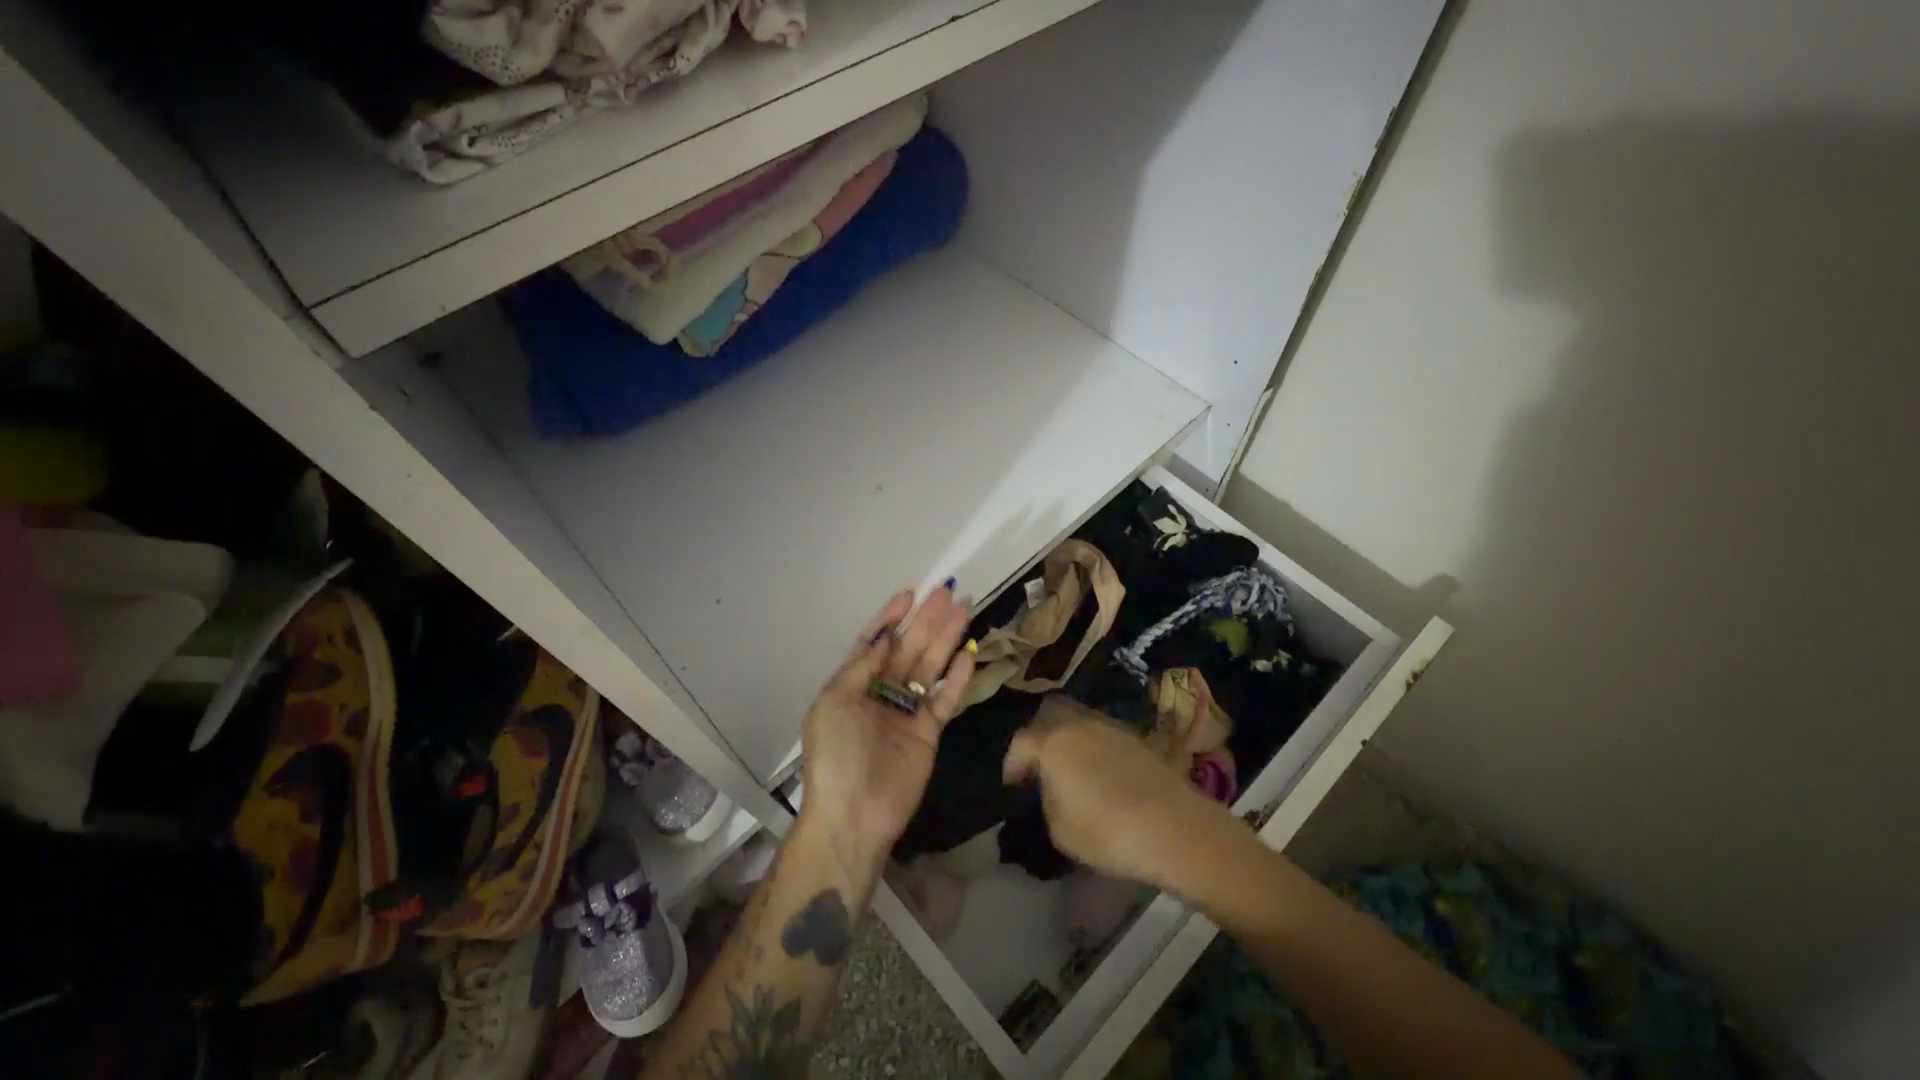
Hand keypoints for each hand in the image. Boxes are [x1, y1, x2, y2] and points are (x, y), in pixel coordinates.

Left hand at [799, 587, 973, 875]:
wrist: (854, 814)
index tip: (911, 594)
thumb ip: (862, 667)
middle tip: (948, 593)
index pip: (874, 643)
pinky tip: (968, 654)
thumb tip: (884, 636)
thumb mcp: (836, 702)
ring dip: (945, 640)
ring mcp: (905, 714)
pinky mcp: (929, 733)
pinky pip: (945, 699)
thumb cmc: (837, 755)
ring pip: (929, 668)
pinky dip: (957, 678)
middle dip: (926, 622)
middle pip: (907, 650)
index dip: (891, 618)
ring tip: (963, 611)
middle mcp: (879, 695)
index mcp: (852, 686)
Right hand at [1003, 697, 1236, 890]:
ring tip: (1071, 766)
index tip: (1011, 783)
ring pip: (1082, 721)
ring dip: (1071, 738)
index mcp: (1053, 742)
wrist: (1174, 828)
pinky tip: (1100, 772)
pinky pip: (1106, 735)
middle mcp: (1081, 725)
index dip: (1013, 762)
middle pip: (1052, 713)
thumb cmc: (1106, 830)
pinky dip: (1096, 747)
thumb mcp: (1059, 828)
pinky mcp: (1141, 741)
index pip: (1022, 742)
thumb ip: (1048, 799)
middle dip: (1040, 733)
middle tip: (1039, 762)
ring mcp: (1114, 729)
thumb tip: (1054, 787)